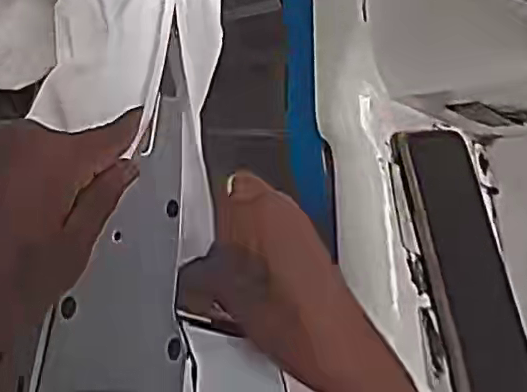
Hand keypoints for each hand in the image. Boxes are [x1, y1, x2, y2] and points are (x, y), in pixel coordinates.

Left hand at [0, 110, 141, 389]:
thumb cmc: (3, 283)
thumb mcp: (75, 247)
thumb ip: (106, 196)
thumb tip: (122, 170)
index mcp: (57, 157)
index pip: (110, 133)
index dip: (131, 130)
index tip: (141, 121)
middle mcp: (28, 140)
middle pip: (80, 143)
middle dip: (90, 167)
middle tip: (85, 210)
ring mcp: (4, 145)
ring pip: (55, 147)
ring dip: (61, 171)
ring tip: (50, 221)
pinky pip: (30, 152)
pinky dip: (39, 172)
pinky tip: (32, 213)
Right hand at [180, 171, 415, 391]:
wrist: (331, 343)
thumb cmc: (290, 317)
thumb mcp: (225, 289)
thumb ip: (204, 261)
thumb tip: (195, 264)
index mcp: (254, 202)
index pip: (218, 182)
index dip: (201, 206)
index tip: (194, 226)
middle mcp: (279, 203)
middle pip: (239, 194)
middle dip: (225, 221)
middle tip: (214, 251)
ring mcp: (298, 219)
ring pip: (259, 213)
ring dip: (246, 233)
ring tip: (237, 271)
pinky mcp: (310, 238)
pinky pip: (277, 229)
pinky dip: (265, 247)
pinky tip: (259, 280)